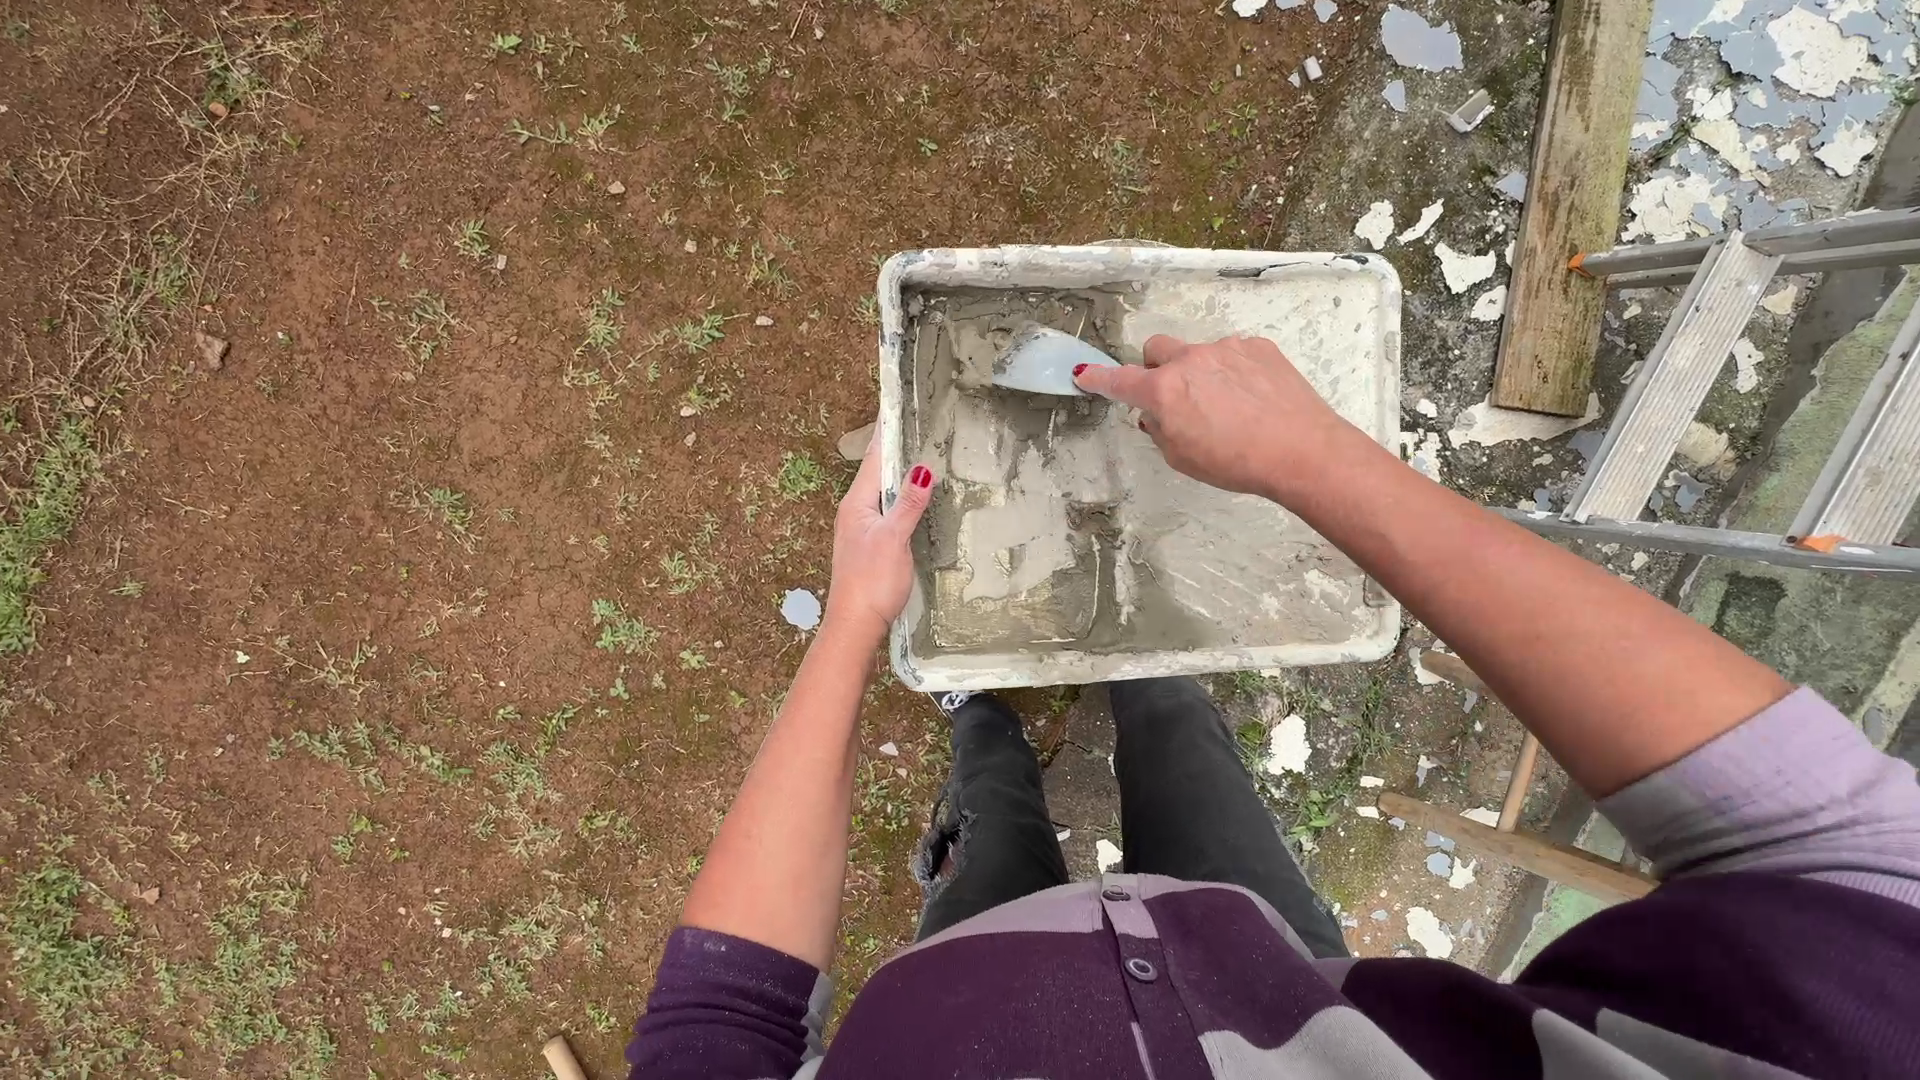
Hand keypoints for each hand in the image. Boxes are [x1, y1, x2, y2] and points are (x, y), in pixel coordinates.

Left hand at [823, 437, 935, 640]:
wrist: (856, 625)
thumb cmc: (871, 581)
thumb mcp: (893, 539)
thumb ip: (908, 504)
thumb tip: (923, 469)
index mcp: (856, 504)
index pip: (876, 458)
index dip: (887, 431)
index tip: (896, 404)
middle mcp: (855, 512)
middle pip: (879, 472)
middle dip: (897, 448)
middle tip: (917, 422)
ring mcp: (862, 529)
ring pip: (884, 492)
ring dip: (901, 473)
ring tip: (921, 452)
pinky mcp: (871, 546)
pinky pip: (889, 510)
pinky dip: (903, 497)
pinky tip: (916, 500)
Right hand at [1073, 335, 1360, 502]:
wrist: (1301, 450)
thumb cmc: (1236, 463)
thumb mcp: (1182, 458)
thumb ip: (1160, 430)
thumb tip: (1156, 414)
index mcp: (1164, 391)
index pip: (1119, 380)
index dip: (1098, 379)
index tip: (1084, 374)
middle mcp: (1190, 361)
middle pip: (1156, 349)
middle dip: (1156, 369)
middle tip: (1173, 397)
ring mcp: (1226, 349)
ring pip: (1196, 352)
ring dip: (1198, 372)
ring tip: (1226, 406)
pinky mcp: (1257, 347)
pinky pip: (1231, 353)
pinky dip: (1231, 371)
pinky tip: (1250, 399)